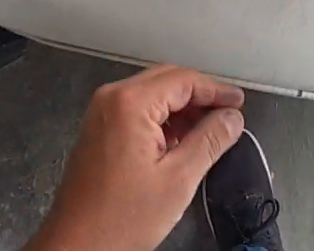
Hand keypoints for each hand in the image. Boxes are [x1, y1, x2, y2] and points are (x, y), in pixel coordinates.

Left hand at [26, 65, 245, 250]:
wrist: (74, 247)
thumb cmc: (124, 218)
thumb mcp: (177, 180)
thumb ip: (209, 141)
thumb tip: (232, 118)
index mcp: (130, 102)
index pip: (183, 80)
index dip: (215, 90)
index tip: (239, 103)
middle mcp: (112, 96)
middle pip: (166, 80)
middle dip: (199, 96)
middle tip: (228, 116)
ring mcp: (102, 110)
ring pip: (152, 93)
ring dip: (181, 108)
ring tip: (208, 131)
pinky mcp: (98, 126)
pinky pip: (137, 108)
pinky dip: (161, 118)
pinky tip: (179, 140)